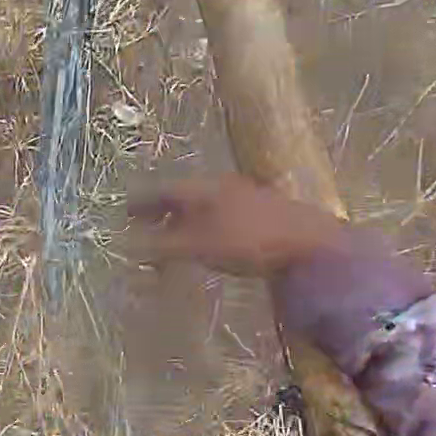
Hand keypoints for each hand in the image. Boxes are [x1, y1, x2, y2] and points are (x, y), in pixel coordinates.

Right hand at [128, 173, 345, 276]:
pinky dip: (201, 226)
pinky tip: (203, 241)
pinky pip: (219, 217)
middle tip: (140, 221)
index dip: (141, 202)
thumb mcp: (196, 246)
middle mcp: (222, 188)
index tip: (123, 212)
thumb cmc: (248, 241)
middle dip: (159, 209)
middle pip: (182, 196)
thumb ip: (160, 246)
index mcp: (204, 189)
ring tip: (167, 234)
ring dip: (181, 219)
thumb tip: (125, 246)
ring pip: (202, 206)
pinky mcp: (261, 216)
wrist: (312, 246)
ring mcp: (245, 199)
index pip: (163, 191)